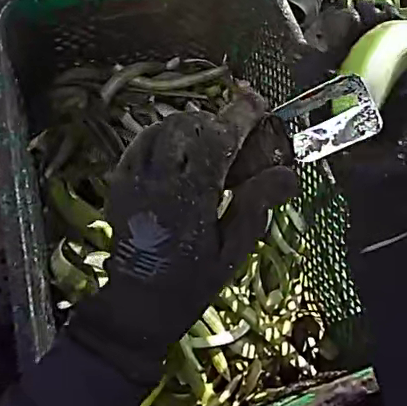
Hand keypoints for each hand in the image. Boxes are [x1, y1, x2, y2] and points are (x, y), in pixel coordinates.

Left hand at [65, 111, 298, 388]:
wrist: (138, 303)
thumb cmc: (193, 281)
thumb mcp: (233, 251)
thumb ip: (256, 205)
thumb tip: (288, 173)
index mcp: (189, 198)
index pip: (216, 140)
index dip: (239, 116)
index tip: (258, 102)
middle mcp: (157, 181)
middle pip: (186, 126)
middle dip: (215, 122)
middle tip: (235, 136)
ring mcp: (133, 179)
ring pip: (160, 129)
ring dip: (189, 126)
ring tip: (207, 144)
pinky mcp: (118, 181)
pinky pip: (140, 142)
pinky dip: (162, 136)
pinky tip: (177, 151)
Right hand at [301, 4, 406, 254]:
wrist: (394, 186)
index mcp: (394, 68)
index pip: (382, 30)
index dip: (380, 15)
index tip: (380, 9)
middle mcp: (364, 72)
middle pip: (348, 34)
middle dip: (350, 19)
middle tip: (357, 17)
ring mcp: (340, 89)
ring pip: (323, 50)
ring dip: (329, 36)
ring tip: (340, 35)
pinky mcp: (321, 107)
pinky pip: (308, 83)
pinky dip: (310, 68)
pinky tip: (321, 63)